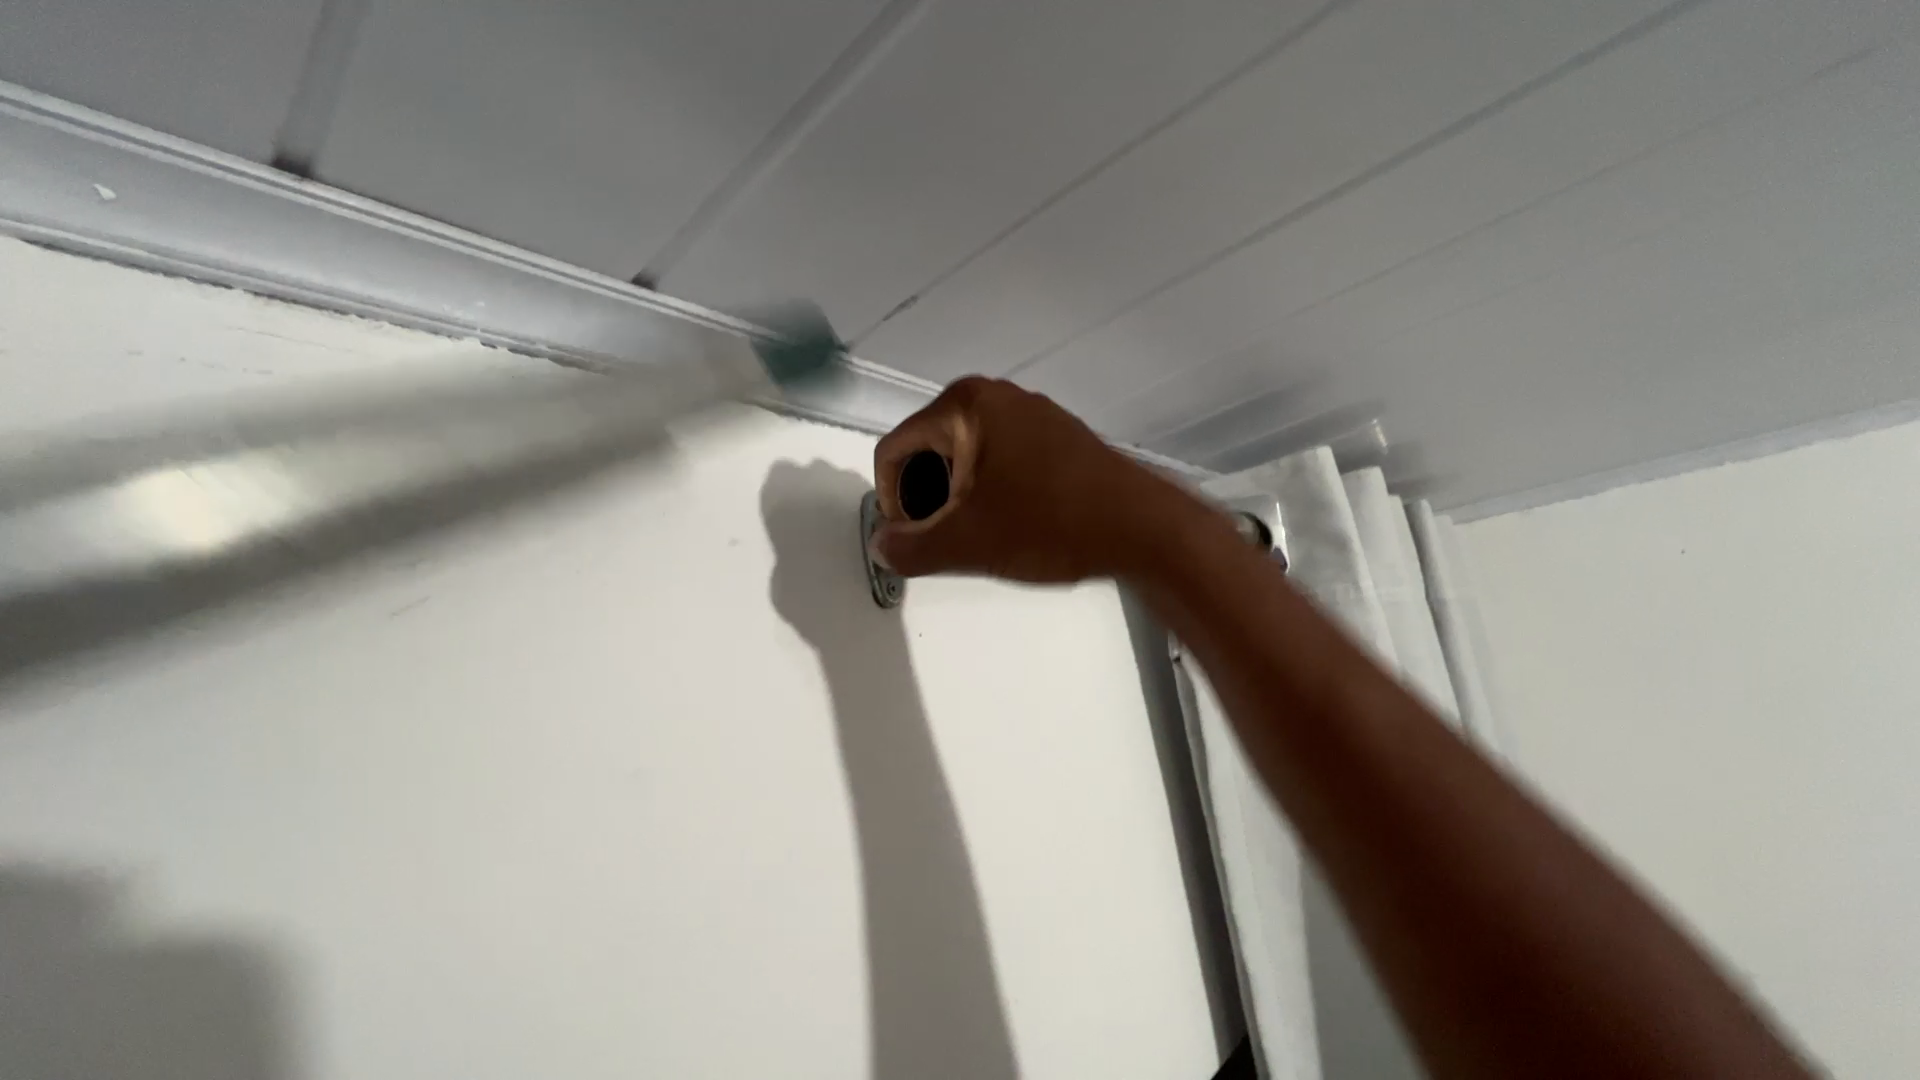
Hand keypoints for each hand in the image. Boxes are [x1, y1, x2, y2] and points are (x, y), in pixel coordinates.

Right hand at [871, 376, 1205, 581]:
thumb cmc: (1048, 525)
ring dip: (957, 498)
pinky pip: (999, 458)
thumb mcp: (967, 544)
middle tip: (941, 543)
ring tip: (976, 537)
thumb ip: (910, 547)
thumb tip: (880, 547)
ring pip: (965, 457)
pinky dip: (989, 489)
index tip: (911, 540)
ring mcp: (1031, 411)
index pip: (894, 451)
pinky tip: (1011, 523)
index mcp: (963, 404)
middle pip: (928, 450)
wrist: (1142, 528)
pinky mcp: (1057, 434)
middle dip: (926, 500)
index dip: (891, 501)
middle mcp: (995, 395)